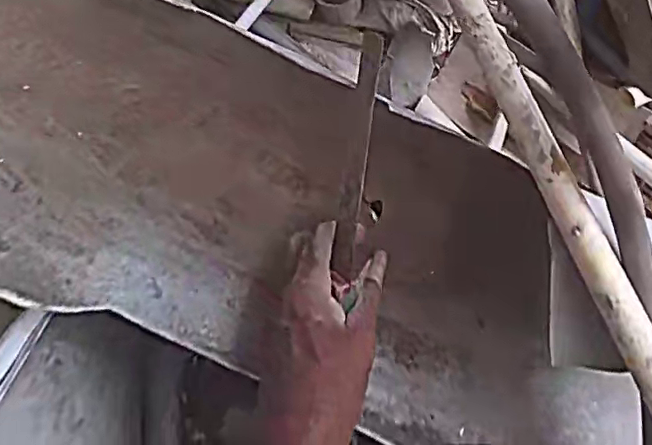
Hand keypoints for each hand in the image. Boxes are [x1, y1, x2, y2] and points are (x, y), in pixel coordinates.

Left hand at [259, 220, 386, 444]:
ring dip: (320, 269)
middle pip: (300, 250)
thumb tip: (377, 262)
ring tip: (348, 282)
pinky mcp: (274, 337)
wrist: (300, 436)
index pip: (319, 238)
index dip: (341, 228)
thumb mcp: (363, 333)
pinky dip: (311, 292)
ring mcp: (276, 318)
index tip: (357, 228)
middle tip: (352, 248)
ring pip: (296, 275)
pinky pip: (292, 299)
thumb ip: (370, 290)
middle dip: (326, 243)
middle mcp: (285, 299)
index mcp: (307, 291)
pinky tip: (333, 310)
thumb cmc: (330, 390)